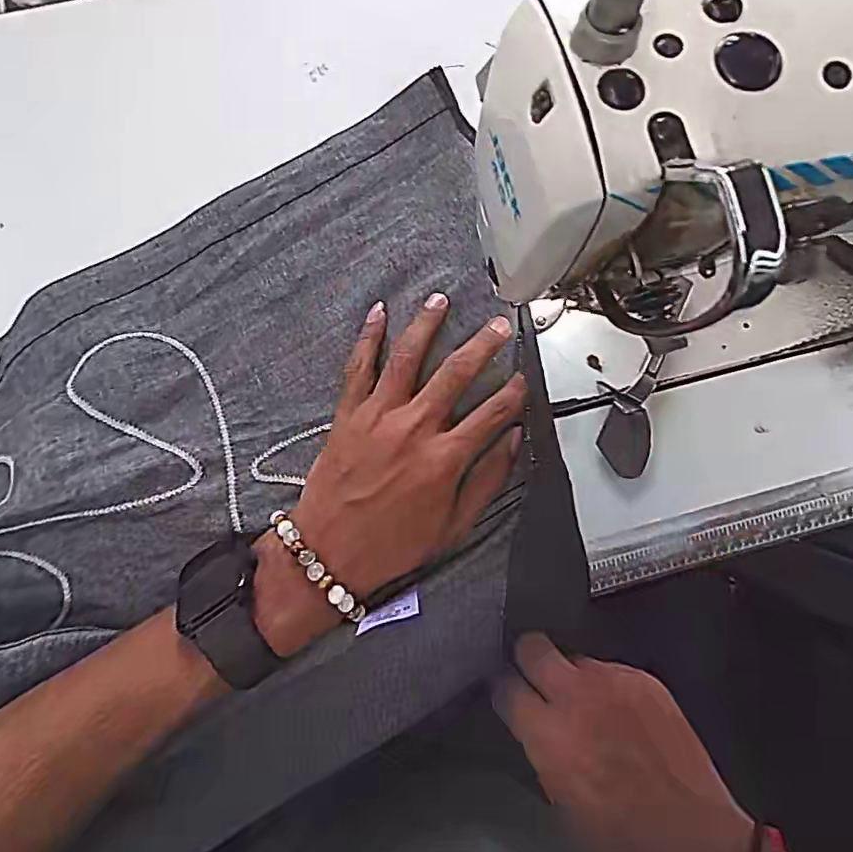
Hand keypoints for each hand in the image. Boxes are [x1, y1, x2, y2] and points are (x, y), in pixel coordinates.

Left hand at [252, 292, 525, 655]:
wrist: (330, 552)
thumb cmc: (391, 545)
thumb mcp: (453, 525)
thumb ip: (487, 480)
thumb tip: (511, 442)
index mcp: (444, 459)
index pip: (492, 412)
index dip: (513, 393)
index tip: (522, 378)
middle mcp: (414, 429)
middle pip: (457, 373)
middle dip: (483, 345)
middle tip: (498, 326)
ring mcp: (379, 416)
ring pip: (408, 357)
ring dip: (427, 325)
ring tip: (441, 300)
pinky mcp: (349, 414)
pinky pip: (359, 367)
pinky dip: (368, 338)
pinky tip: (378, 314)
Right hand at [497, 634, 759, 851]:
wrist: (696, 837)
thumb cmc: (631, 837)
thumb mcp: (563, 802)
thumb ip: (541, 752)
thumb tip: (532, 731)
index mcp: (550, 736)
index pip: (505, 686)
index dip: (502, 688)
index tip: (505, 691)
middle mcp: (577, 698)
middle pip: (532, 646)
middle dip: (528, 656)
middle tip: (533, 672)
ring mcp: (613, 682)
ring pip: (576, 657)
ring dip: (576, 677)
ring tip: (590, 706)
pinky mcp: (644, 679)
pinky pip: (613, 668)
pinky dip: (612, 686)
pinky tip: (622, 714)